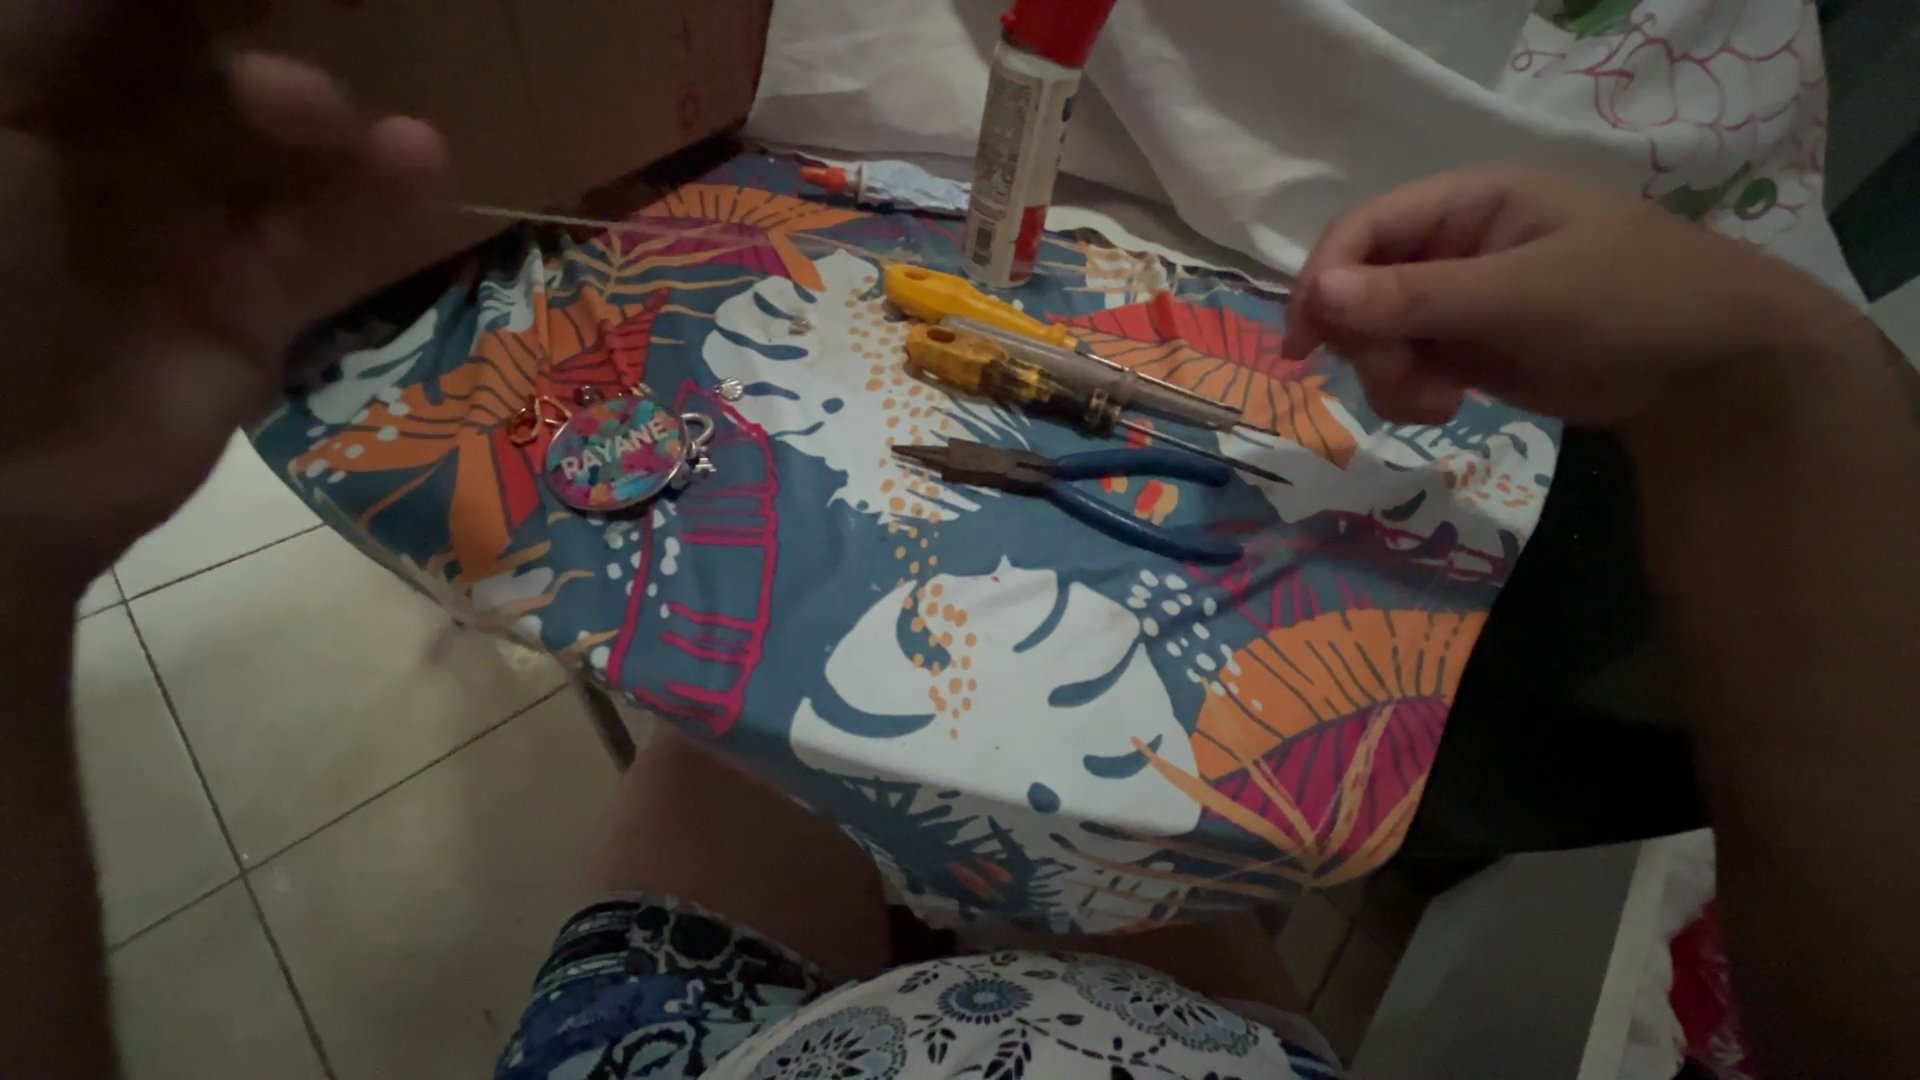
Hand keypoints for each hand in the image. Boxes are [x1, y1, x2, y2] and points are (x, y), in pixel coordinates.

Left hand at [0, 2, 444, 598]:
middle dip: (270, 25)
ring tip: (344, 119)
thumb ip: (71, 21)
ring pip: (273, 147)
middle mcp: (80, 135)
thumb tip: (199, 3)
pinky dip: (376, 202)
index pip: (113, 6)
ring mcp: (174, 224)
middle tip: (358, 8)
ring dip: (323, 118)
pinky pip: (325, 238)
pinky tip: (422, 162)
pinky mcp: (252, 299)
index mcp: (1, 75)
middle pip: (194, 53)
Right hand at [1282, 164, 1865, 430]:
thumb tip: (1315, 294)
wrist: (1708, 375)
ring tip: (1436, 400)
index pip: (1361, 230)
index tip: (1303, 342)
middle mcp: (1447, 246)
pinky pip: (1395, 369)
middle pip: (1354, 290)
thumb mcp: (1522, 295)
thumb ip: (1416, 295)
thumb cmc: (1632, 303)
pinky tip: (1447, 406)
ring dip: (1388, 377)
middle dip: (1366, 342)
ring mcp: (1448, 300)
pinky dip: (1408, 394)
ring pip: (1369, 338)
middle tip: (1399, 377)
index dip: (1321, 280)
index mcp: (1467, 202)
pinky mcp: (1452, 346)